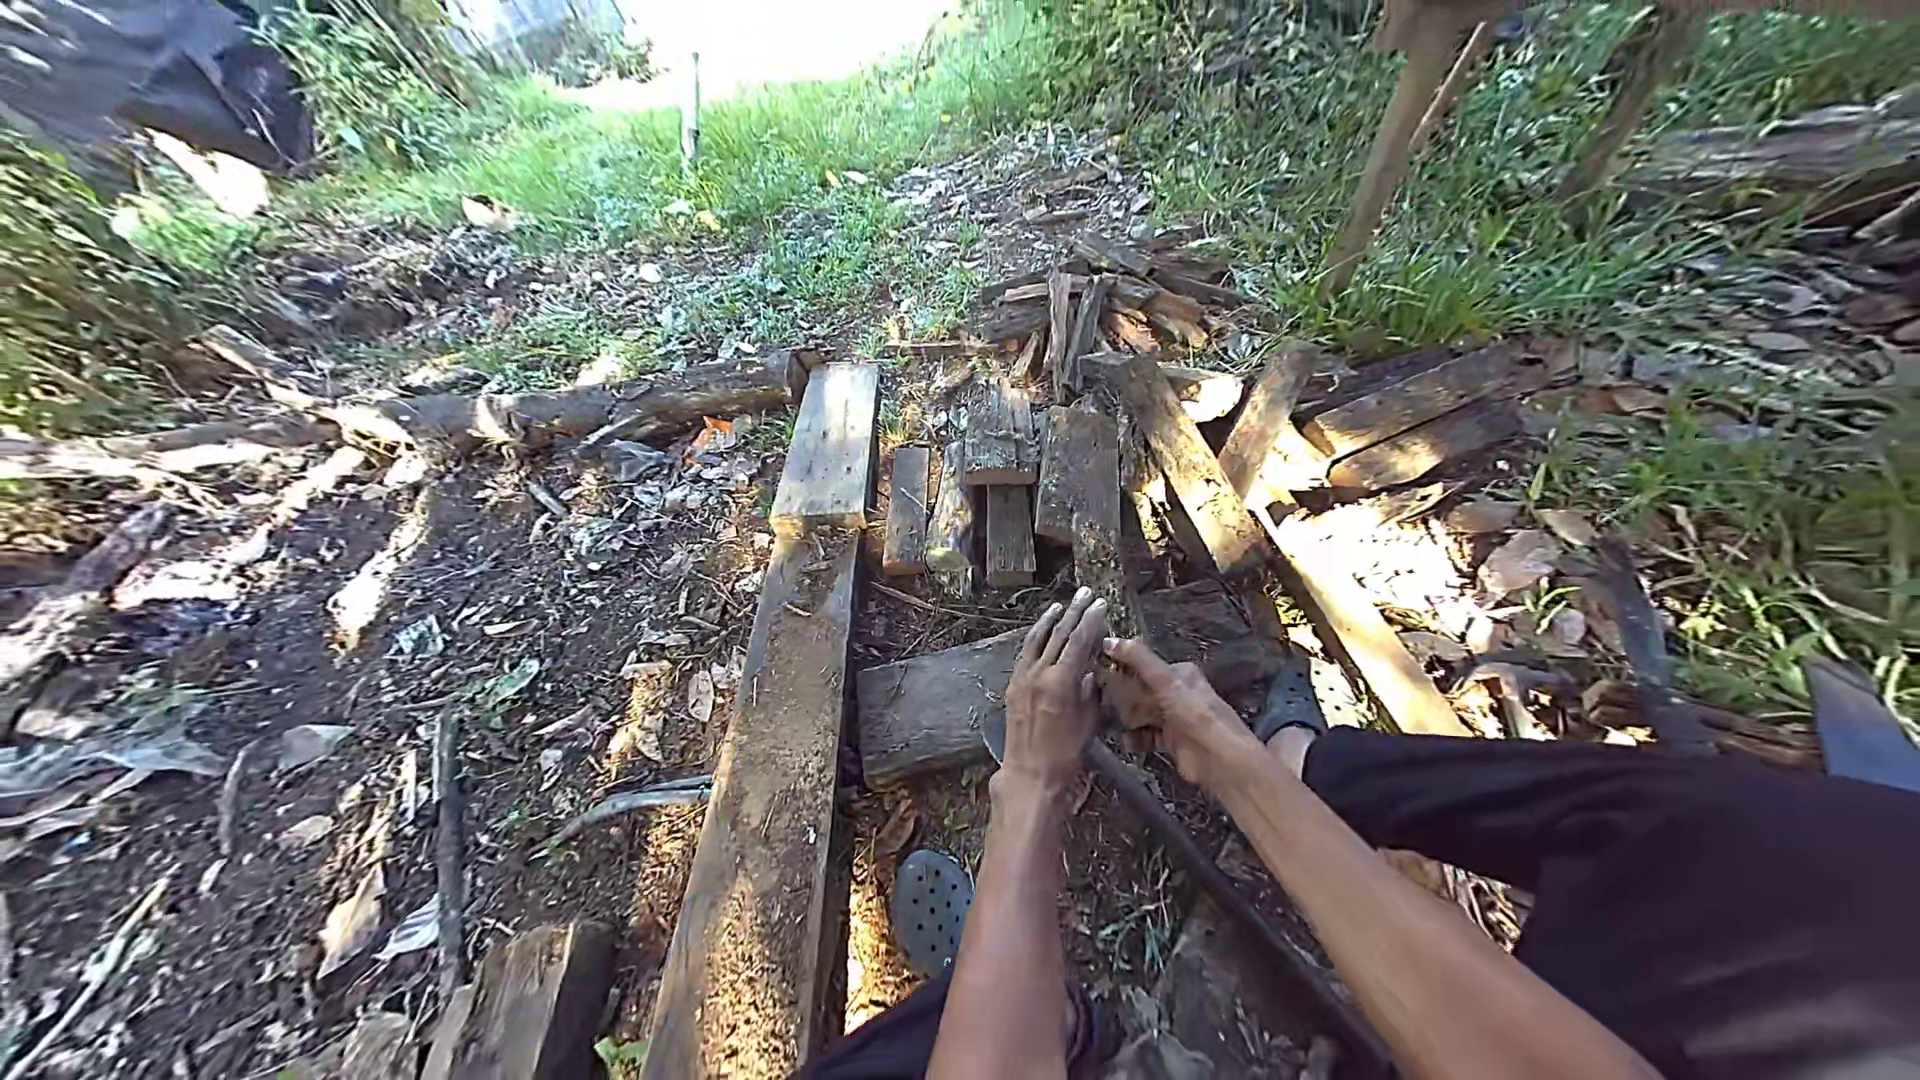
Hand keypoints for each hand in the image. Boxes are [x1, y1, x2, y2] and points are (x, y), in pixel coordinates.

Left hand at [1001, 587, 1107, 797]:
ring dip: (1050, 620)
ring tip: (1062, 605)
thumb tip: (1091, 669)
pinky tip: (1041, 632)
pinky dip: (1035, 639)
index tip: (1100, 605)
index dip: (1090, 621)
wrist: (1029, 774)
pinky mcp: (1013, 686)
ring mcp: (1022, 678)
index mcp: (1060, 681)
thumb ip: (1089, 691)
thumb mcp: (1087, 721)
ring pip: (1037, 640)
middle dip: (1073, 612)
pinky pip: (1025, 654)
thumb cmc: (1064, 754)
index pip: (1078, 642)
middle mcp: (1038, 674)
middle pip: (1058, 635)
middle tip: (1084, 594)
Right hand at [1102, 638, 1261, 792]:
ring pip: (1141, 713)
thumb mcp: (1166, 680)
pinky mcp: (1171, 742)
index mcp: (1180, 673)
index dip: (1123, 666)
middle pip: (1141, 690)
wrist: (1220, 760)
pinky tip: (1125, 740)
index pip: (1145, 664)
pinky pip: (1145, 736)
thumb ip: (1138, 659)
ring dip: (1126, 717)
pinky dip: (1134, 738)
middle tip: (1100, 698)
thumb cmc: (1194, 713)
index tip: (1099, 668)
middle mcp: (1177, 693)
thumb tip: (1108, 640)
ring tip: (1108, 719)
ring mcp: (1174, 718)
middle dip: (1122, 695)